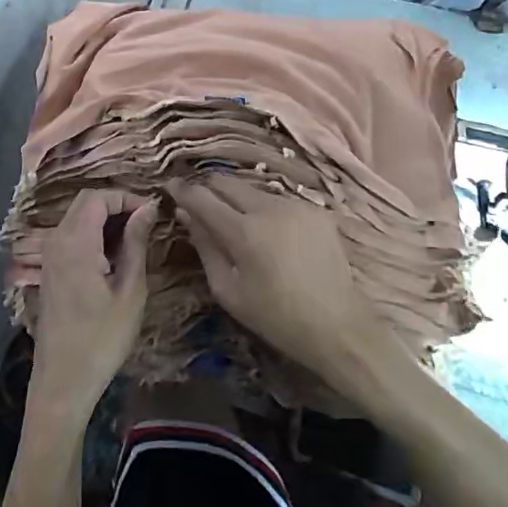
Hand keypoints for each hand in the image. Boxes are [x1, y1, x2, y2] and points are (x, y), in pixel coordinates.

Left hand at [32, 189, 157, 413]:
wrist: (63, 381)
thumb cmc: (102, 339)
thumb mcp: (130, 290)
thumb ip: (136, 243)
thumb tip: (148, 208)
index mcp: (75, 243)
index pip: (98, 196)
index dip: (127, 197)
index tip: (153, 213)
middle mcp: (56, 242)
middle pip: (86, 202)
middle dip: (117, 204)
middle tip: (147, 224)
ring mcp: (49, 256)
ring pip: (78, 218)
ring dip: (106, 220)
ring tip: (136, 240)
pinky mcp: (50, 271)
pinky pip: (72, 236)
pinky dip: (94, 235)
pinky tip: (115, 258)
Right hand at [168, 176, 395, 392]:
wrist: (337, 324)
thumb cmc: (276, 317)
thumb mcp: (228, 291)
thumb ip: (205, 247)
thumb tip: (187, 215)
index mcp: (244, 231)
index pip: (203, 197)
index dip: (183, 190)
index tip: (170, 186)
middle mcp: (269, 208)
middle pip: (228, 182)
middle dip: (209, 188)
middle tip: (199, 201)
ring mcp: (296, 205)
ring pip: (254, 189)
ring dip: (238, 198)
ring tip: (235, 220)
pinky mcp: (316, 210)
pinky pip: (279, 200)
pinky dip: (265, 209)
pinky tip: (268, 232)